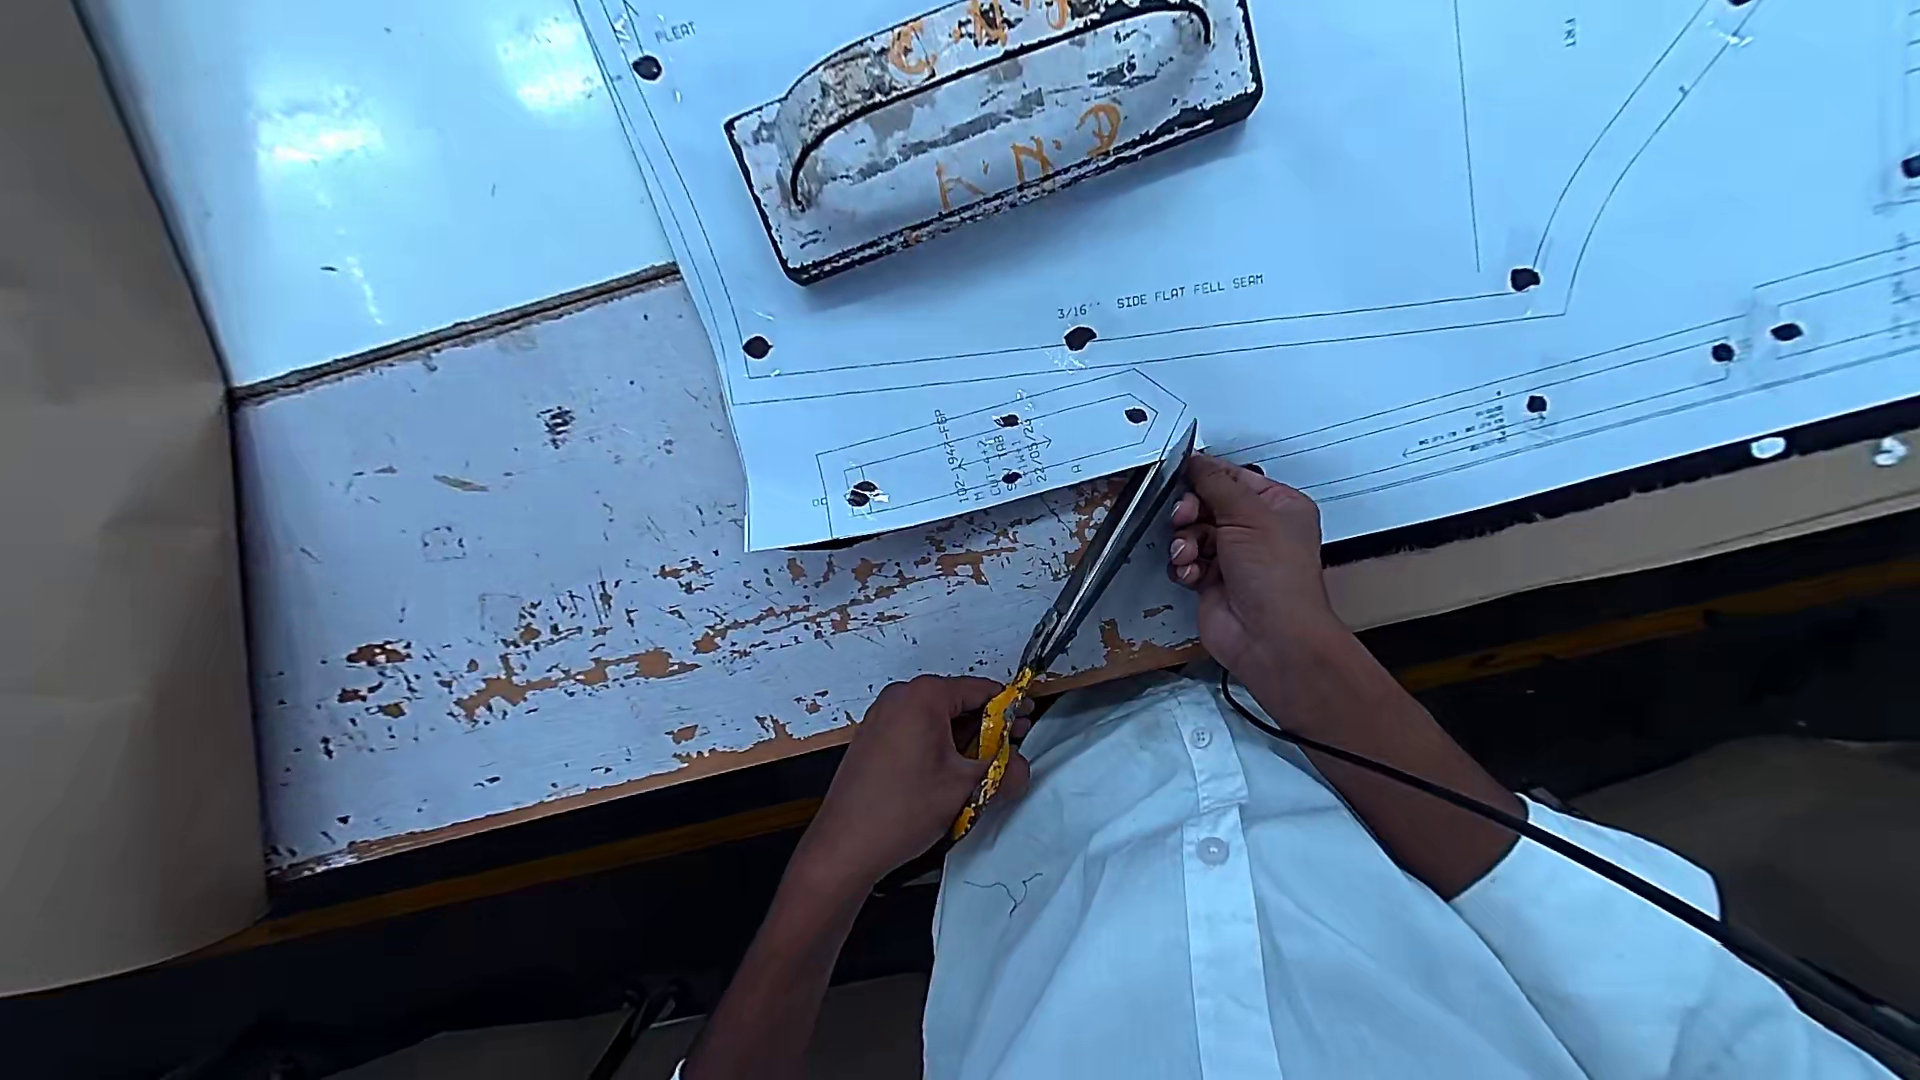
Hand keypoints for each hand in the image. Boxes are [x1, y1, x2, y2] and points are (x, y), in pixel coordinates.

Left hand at [795, 675, 1031, 888]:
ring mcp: (883, 715)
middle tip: (1011, 747)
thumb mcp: (965, 787)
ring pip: (937, 718)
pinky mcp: (874, 736)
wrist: (844, 846)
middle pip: (957, 702)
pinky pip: (917, 729)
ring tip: (984, 768)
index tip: (1027, 716)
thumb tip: (1021, 766)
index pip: (980, 689)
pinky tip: (953, 773)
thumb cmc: (900, 810)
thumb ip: (1003, 769)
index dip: (1009, 705)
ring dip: (964, 739)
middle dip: (987, 725)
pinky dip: (940, 745)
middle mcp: (900, 697)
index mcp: (923, 696)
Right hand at [1166, 454, 1341, 678]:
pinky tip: (1192, 572)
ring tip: (1190, 552)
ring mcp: (1233, 556)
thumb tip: (1198, 461)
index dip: (1207, 476)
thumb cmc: (1279, 581)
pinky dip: (1184, 565)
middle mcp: (1256, 530)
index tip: (1183, 475)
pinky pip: (1185, 560)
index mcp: (1277, 507)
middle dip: (1190, 511)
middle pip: (1206, 504)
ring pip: (1191, 532)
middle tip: (1185, 517)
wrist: (1267, 636)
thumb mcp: (1247, 515)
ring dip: (1184, 541)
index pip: (1233, 477)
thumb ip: (1216, 483)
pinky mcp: (1211, 579)